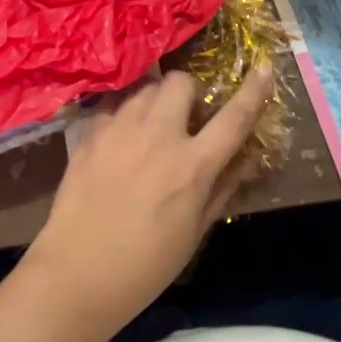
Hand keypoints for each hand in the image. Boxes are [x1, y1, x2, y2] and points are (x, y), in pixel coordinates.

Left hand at [21, 68, 271, 335]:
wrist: (77, 273)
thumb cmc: (145, 266)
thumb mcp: (194, 233)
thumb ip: (222, 189)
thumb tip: (247, 158)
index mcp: (191, 167)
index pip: (233, 118)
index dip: (253, 91)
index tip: (264, 68)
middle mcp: (157, 136)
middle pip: (181, 82)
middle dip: (189, 93)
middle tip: (186, 118)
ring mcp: (119, 130)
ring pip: (146, 88)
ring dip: (156, 101)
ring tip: (151, 128)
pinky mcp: (89, 133)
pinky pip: (113, 105)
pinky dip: (124, 114)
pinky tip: (120, 140)